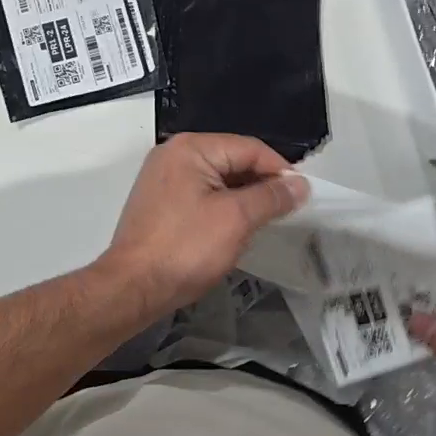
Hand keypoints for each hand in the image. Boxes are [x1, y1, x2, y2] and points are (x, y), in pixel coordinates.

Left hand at [95, 134, 309, 317]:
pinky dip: (222, 207)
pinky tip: (236, 228)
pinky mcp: (159, 202)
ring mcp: (162, 178)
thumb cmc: (186, 248)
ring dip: (243, 198)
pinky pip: (201, 194)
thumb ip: (270, 197)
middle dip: (261, 184)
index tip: (303, 196)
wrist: (132, 287)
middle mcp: (174, 154)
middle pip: (232, 160)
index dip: (280, 170)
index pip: (249, 148)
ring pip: (217, 179)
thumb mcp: (236, 219)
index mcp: (191, 148)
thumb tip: (300, 184)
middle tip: (288, 211)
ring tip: (266, 221)